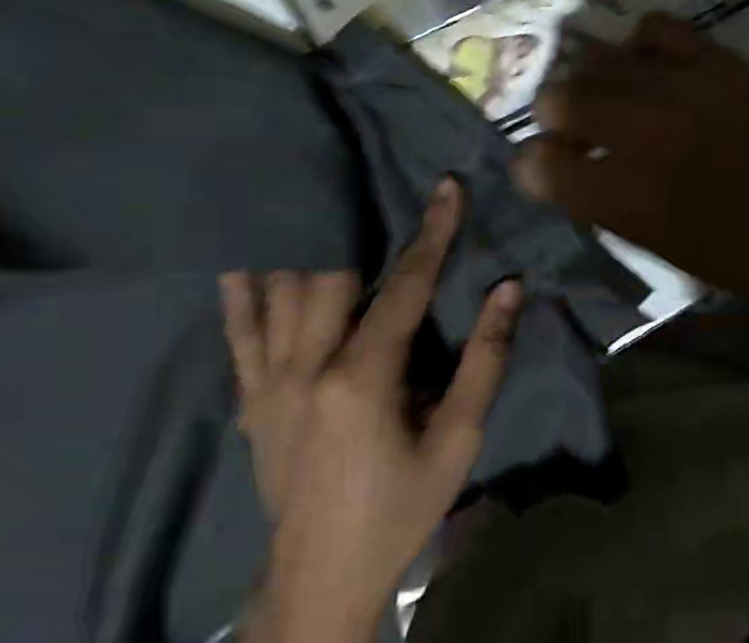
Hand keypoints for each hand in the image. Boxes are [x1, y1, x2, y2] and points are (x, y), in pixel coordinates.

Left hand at [218, 179, 521, 642]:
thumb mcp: (458, 439)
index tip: (448, 186)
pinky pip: (238, 334)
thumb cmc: (401, 505)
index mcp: (362, 376)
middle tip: (367, 174)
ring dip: (298, 243)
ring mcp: (268, 383)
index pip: (404, 284)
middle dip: (354, 220)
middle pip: (330, 273)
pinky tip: (241, 257)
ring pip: (279, 292)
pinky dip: (240, 293)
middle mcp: (306, 367)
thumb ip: (485, 359)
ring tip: (309, 196)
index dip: (432, 232)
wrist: (323, 575)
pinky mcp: (251, 400)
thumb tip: (509, 289)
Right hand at [513, 14, 748, 299]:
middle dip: (553, 115)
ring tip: (599, 92)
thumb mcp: (669, 251)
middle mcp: (648, 135)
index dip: (534, 166)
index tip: (542, 166)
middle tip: (567, 127)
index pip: (544, 167)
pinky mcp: (720, 60)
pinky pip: (655, 28)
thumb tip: (565, 169)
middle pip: (563, 99)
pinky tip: (645, 65)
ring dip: (587, 78)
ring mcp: (685, 88)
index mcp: (632, 199)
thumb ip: (609, 207)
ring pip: (601, 61)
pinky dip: (637, 44)